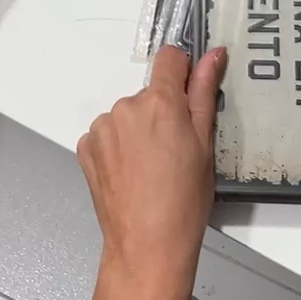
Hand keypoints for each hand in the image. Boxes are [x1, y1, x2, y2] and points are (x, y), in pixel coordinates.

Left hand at [77, 46, 226, 299]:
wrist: (147, 245)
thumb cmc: (185, 199)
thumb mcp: (205, 144)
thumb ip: (205, 92)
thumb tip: (215, 53)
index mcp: (160, 102)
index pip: (169, 58)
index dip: (181, 72)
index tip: (187, 95)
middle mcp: (126, 106)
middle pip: (148, 93)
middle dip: (160, 112)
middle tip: (173, 150)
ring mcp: (102, 127)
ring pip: (126, 114)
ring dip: (137, 130)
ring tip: (150, 167)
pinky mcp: (85, 146)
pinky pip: (107, 134)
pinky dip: (118, 146)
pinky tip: (130, 173)